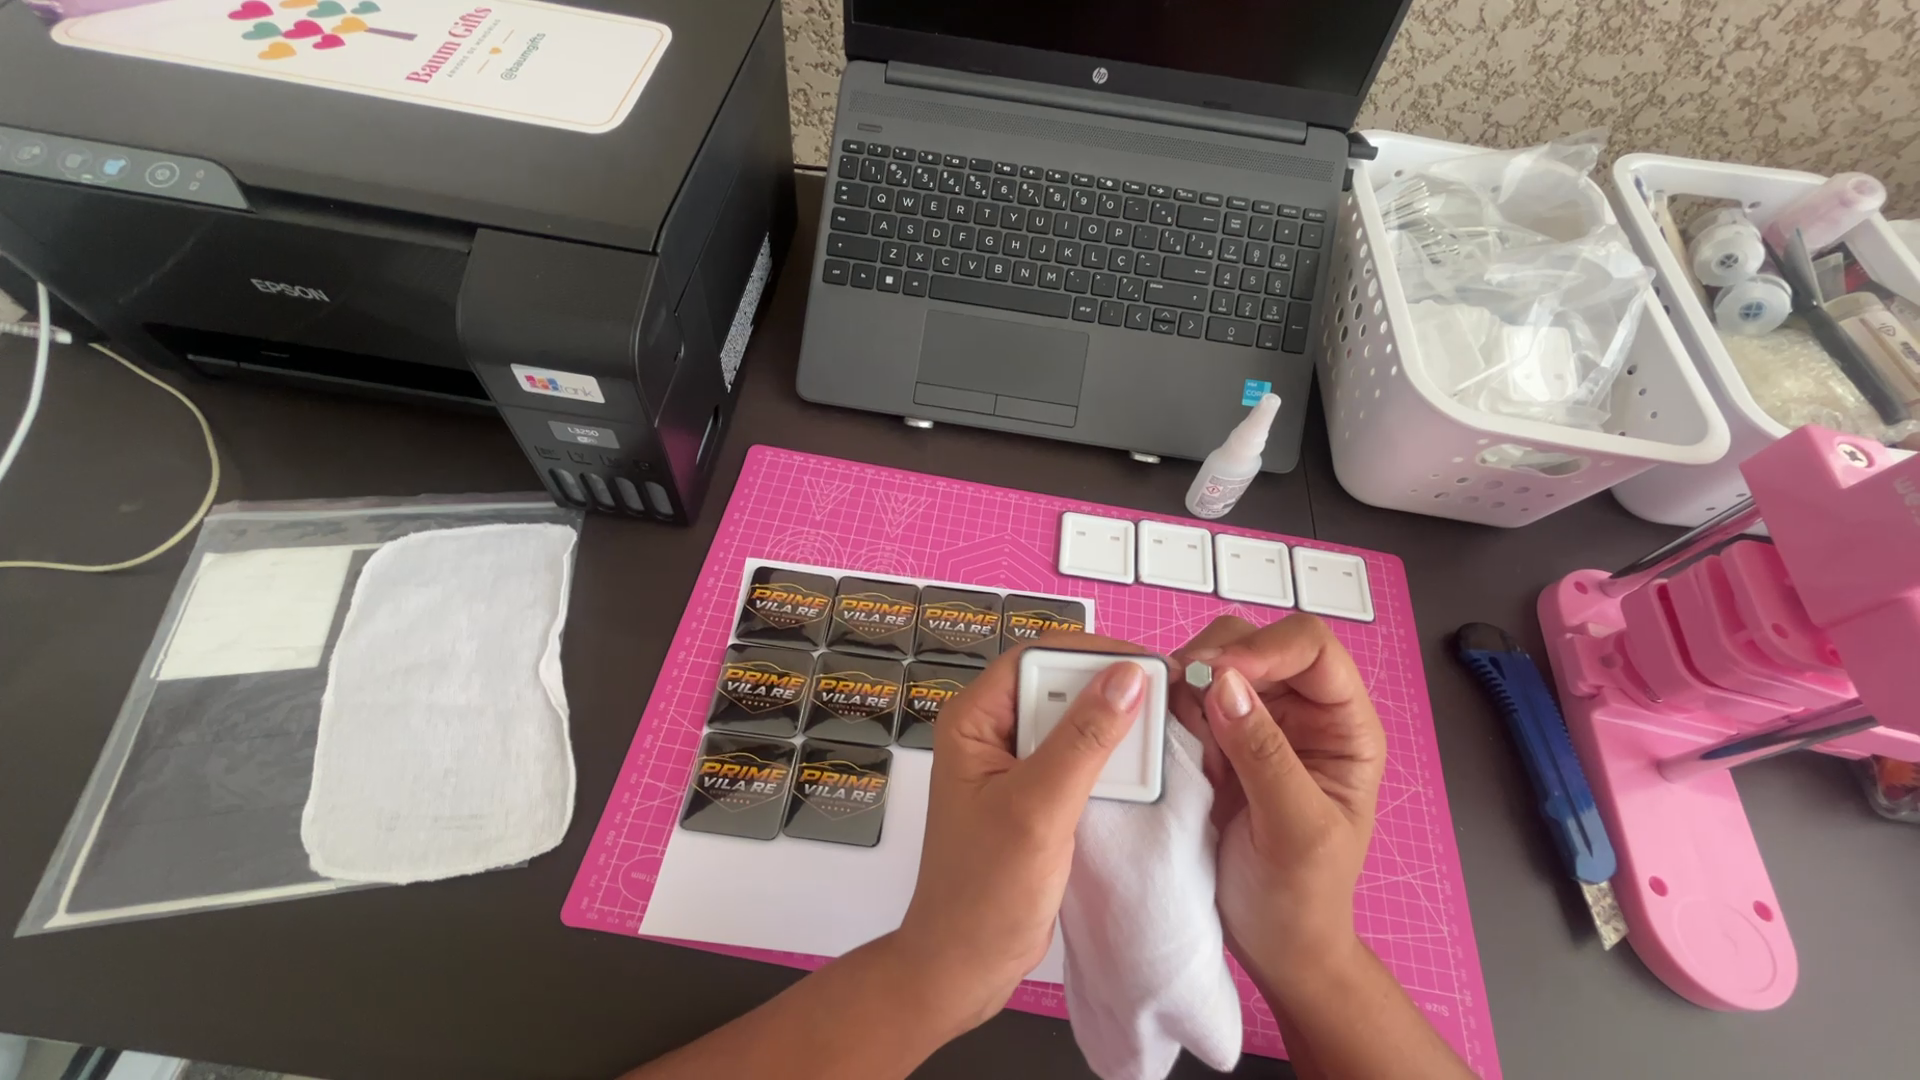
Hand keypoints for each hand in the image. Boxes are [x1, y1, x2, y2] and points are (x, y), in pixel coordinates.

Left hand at [893, 633, 1146, 1034]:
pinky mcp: (1034, 794)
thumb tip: (1128, 676)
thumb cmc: (984, 890)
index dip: (1091, 653)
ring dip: (1114, 724)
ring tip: (1166, 726)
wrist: (965, 966)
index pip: (1035, 659)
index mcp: (973, 719)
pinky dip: (1110, 759)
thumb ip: (1083, 740)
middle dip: (1109, 687)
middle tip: (1169, 693)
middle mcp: (990, 731)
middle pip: (1055, 686)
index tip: (1149, 663)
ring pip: (1070, 721)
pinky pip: (1076, 757)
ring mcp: (1012, 763)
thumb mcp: (1038, 808)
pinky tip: (1145, 766)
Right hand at [1169, 615, 1385, 992]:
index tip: (1216, 676)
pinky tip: (1166, 737)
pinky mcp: (1212, 739)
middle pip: (1257, 644)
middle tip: (1180, 694)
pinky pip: (1184, 697)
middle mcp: (1298, 712)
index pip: (1312, 649)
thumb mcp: (1297, 831)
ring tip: (1173, 726)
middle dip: (1216, 659)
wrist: (1272, 942)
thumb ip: (1265, 755)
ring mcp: (1252, 723)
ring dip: (1186, 682)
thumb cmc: (1303, 896)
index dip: (1266, 648)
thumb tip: (1223, 683)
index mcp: (1342, 725)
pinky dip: (1168, 705)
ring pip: (1213, 663)